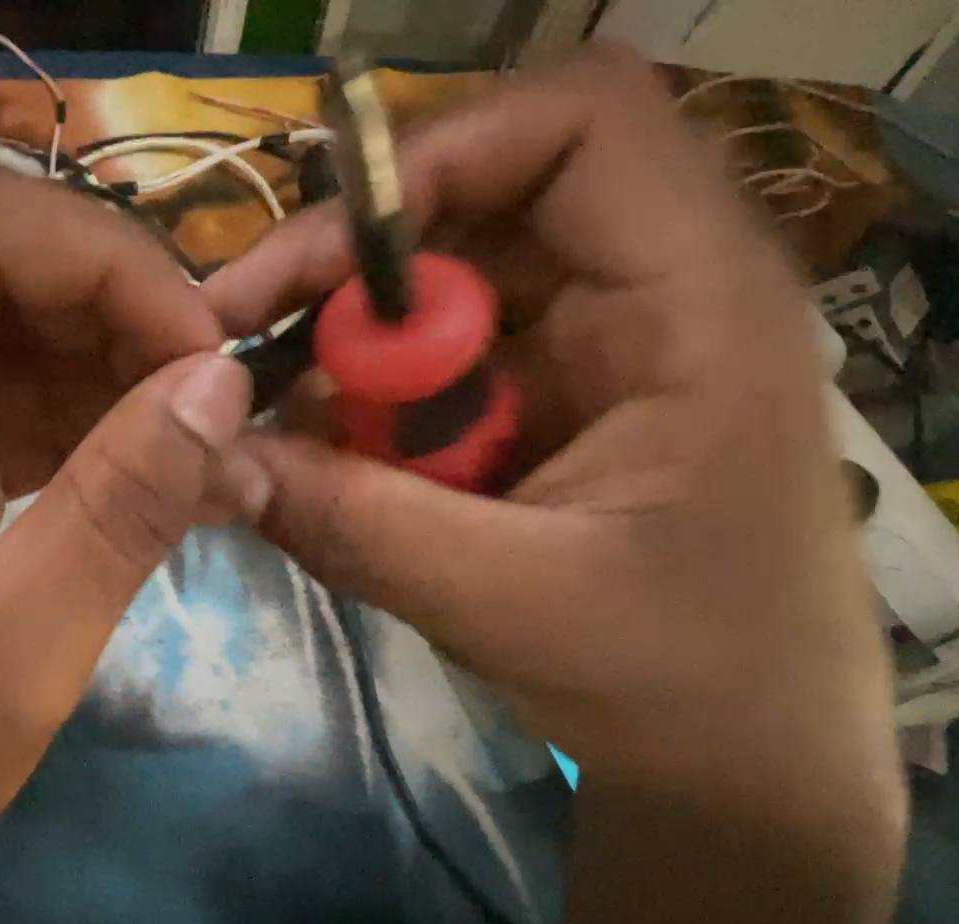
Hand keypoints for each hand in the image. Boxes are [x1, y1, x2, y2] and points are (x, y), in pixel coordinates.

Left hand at [0, 156, 264, 903]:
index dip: (104, 260)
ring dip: (109, 355)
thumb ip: (120, 507)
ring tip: (190, 438)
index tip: (199, 356)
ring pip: (5, 311)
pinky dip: (82, 406)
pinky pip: (2, 381)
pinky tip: (141, 463)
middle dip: (115, 300)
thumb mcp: (13, 654)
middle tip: (206, 392)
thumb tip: (222, 381)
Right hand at [206, 50, 903, 854]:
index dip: (438, 155)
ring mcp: (584, 350)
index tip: (325, 257)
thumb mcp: (510, 604)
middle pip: (476, 199)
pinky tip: (316, 457)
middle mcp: (640, 294)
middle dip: (347, 262)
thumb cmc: (683, 682)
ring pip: (437, 286)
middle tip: (238, 337)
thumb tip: (218, 455)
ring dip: (344, 343)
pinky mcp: (540, 405)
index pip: (577, 125)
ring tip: (263, 412)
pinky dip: (363, 401)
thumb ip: (359, 524)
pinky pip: (430, 365)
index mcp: (692, 303)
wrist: (740, 763)